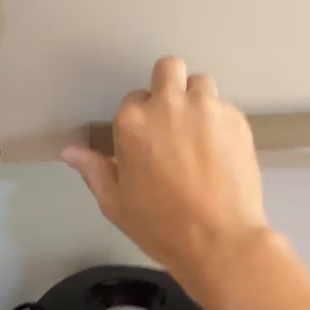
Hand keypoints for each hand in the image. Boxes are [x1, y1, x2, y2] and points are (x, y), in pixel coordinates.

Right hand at [62, 57, 279, 300]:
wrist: (220, 241)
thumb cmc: (162, 227)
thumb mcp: (117, 204)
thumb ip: (95, 171)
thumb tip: (71, 152)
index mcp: (133, 123)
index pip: (133, 100)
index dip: (141, 121)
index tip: (148, 143)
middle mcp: (169, 105)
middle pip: (168, 69)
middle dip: (169, 87)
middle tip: (174, 121)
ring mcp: (207, 109)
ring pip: (200, 83)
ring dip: (197, 100)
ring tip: (199, 133)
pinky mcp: (237, 120)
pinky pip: (225, 107)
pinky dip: (221, 122)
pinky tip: (220, 152)